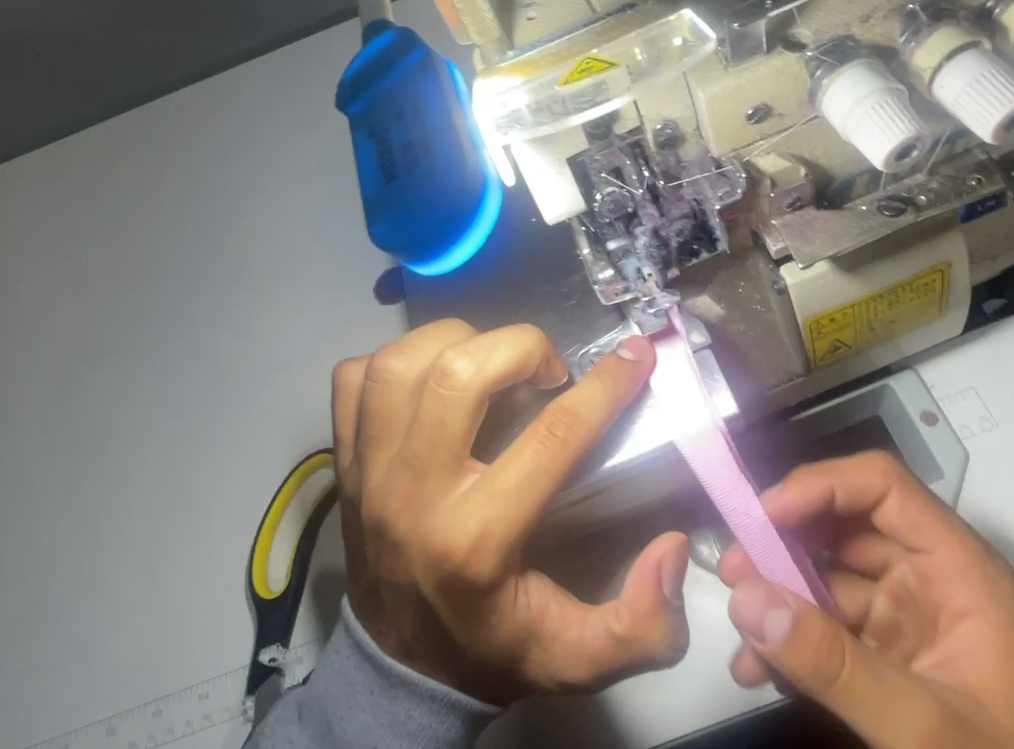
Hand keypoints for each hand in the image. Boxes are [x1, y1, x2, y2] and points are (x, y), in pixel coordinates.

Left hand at [330, 320, 690, 703]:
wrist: (397, 672)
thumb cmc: (491, 650)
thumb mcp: (578, 660)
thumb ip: (643, 627)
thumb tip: (671, 547)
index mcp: (478, 540)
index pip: (551, 437)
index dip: (605, 387)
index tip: (636, 356)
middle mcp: (414, 494)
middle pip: (458, 375)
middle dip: (520, 347)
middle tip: (548, 371)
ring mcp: (367, 472)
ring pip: (401, 363)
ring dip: (456, 342)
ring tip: (491, 363)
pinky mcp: (342, 460)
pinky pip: (355, 378)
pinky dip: (395, 361)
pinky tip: (429, 381)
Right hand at [717, 451, 1013, 748]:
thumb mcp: (923, 727)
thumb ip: (833, 665)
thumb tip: (746, 599)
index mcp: (958, 570)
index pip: (882, 488)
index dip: (819, 487)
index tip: (760, 518)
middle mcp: (930, 580)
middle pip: (845, 529)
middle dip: (783, 545)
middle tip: (731, 572)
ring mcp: (909, 620)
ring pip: (828, 579)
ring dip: (779, 598)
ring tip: (739, 632)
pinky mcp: (890, 659)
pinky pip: (828, 630)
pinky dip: (790, 642)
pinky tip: (756, 670)